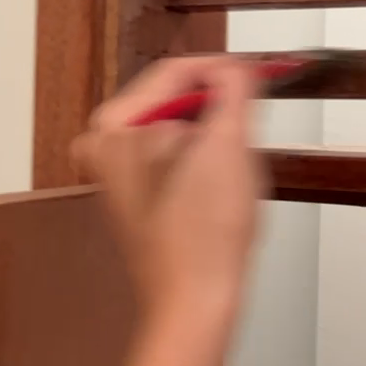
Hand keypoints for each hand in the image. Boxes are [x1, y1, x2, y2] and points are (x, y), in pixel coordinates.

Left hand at [71, 56, 267, 322]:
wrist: (197, 298)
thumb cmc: (207, 235)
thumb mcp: (231, 142)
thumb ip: (234, 89)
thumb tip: (236, 67)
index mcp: (118, 125)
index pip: (179, 71)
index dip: (226, 71)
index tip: (260, 75)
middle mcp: (105, 143)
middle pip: (177, 98)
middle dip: (219, 108)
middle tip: (251, 123)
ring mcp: (115, 170)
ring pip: (178, 126)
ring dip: (212, 133)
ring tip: (234, 164)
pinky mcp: (131, 192)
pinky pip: (172, 153)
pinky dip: (200, 157)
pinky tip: (218, 184)